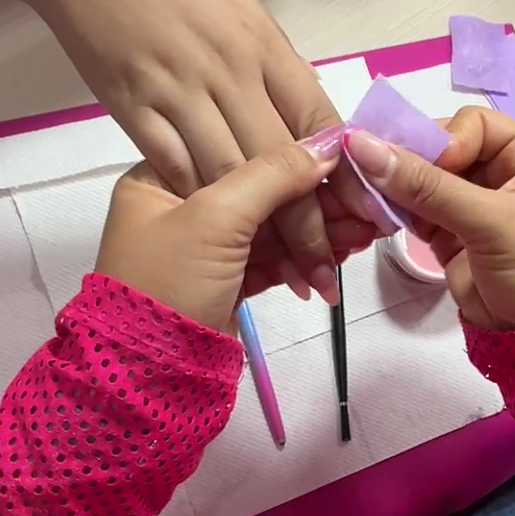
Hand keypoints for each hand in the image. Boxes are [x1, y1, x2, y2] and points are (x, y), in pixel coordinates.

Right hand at [23, 0, 372, 305]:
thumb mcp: (236, 3)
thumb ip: (269, 65)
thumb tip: (302, 119)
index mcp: (261, 41)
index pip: (317, 119)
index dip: (344, 174)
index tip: (364, 213)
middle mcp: (226, 70)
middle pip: (280, 162)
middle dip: (310, 225)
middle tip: (328, 269)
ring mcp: (176, 90)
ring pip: (231, 177)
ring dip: (261, 233)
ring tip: (287, 272)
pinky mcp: (130, 106)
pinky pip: (175, 169)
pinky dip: (201, 207)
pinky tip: (221, 237)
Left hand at [95, 138, 380, 332]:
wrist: (149, 375)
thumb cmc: (171, 283)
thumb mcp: (217, 217)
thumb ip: (273, 174)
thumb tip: (330, 140)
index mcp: (162, 177)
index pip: (239, 151)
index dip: (295, 160)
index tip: (344, 168)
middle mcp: (182, 206)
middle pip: (262, 193)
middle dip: (317, 204)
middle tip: (365, 210)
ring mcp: (205, 247)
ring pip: (273, 229)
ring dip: (319, 235)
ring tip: (363, 238)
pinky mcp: (226, 281)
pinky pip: (272, 260)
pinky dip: (303, 262)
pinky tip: (335, 264)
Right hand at [342, 107, 514, 329]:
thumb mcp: (489, 221)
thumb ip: (428, 186)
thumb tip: (365, 147)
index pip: (473, 125)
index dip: (445, 140)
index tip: (427, 167)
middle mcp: (497, 174)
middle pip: (442, 148)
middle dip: (412, 159)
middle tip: (377, 171)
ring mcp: (470, 205)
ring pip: (423, 179)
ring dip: (397, 185)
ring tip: (368, 191)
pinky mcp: (448, 234)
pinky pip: (415, 209)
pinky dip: (396, 209)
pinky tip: (376, 212)